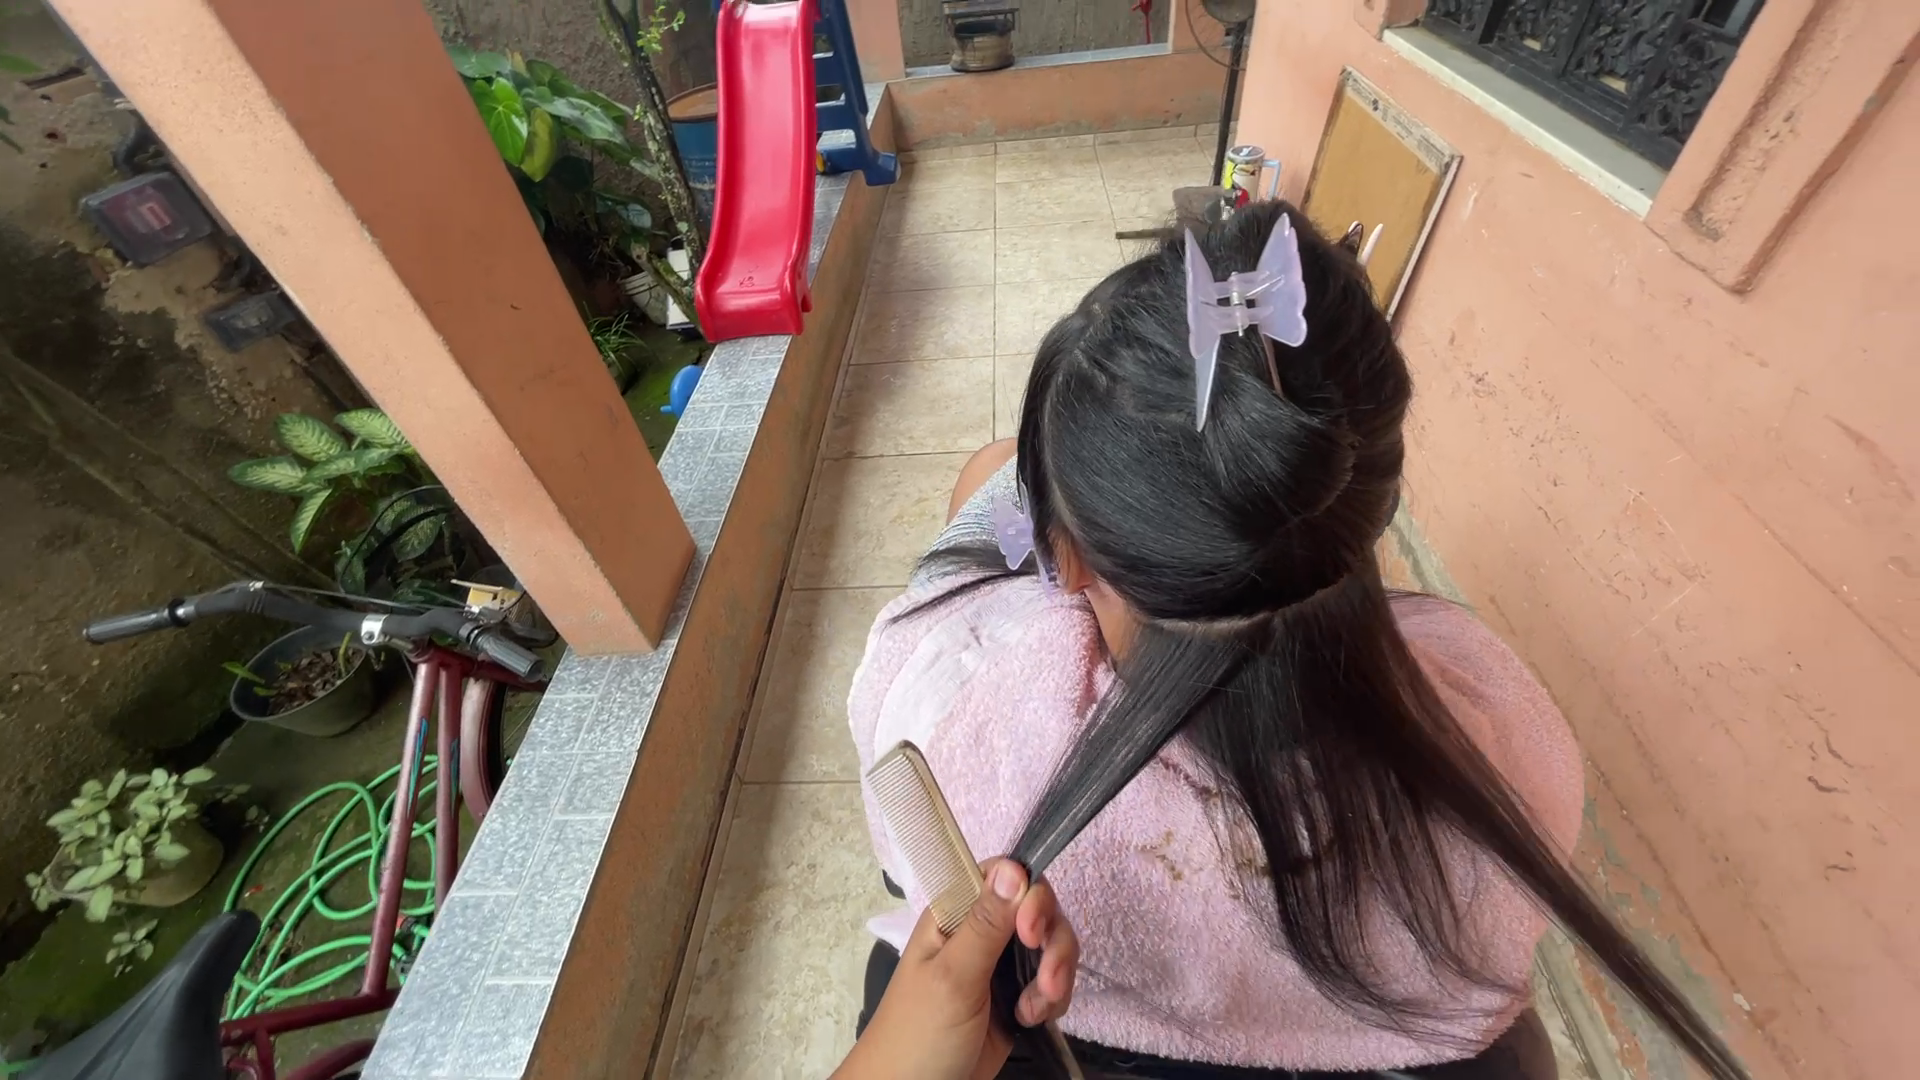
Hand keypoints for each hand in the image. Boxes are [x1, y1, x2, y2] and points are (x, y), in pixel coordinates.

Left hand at [834, 858, 1079, 1079]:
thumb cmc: (918, 1035)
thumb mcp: (953, 978)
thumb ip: (986, 925)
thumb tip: (1016, 869)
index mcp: (957, 912)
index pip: (1005, 874)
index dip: (1028, 893)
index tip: (1031, 931)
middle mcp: (980, 928)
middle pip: (1037, 907)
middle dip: (1051, 941)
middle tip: (1047, 980)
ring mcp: (999, 962)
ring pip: (1050, 942)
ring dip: (1055, 973)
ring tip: (1036, 1009)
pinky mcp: (1015, 994)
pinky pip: (1051, 978)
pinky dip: (1053, 998)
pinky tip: (1032, 1019)